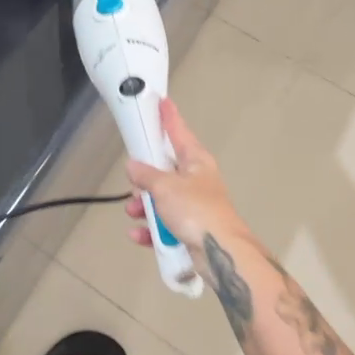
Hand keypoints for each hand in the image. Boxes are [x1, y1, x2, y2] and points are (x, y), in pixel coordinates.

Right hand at [124, 99, 248, 253]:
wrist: (221, 252)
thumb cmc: (195, 210)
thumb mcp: (164, 187)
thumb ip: (146, 175)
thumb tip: (133, 165)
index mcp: (196, 161)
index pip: (179, 132)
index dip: (169, 117)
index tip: (162, 101)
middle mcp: (196, 179)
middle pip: (166, 170)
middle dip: (145, 178)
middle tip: (133, 182)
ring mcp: (194, 205)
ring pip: (162, 199)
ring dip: (145, 206)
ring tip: (133, 212)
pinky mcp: (191, 229)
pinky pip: (165, 225)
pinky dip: (152, 230)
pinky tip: (138, 235)